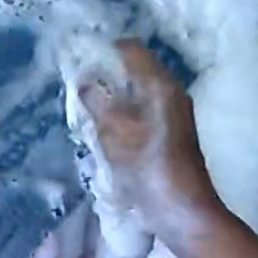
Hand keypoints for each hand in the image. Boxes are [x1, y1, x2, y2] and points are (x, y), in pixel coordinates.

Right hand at [75, 41, 225, 238]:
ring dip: (110, 98)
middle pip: (133, 70)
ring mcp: (171, 113)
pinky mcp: (168, 132)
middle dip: (104, 76)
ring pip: (135, 92)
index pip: (131, 49)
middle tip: (77, 92)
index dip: (103, 52)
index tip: (77, 64)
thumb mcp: (114, 133)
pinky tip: (104, 133)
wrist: (180, 207)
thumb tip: (83, 80)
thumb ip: (97, 102)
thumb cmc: (147, 167)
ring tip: (86, 113)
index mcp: (160, 86)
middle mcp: (169, 92)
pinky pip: (139, 111)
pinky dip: (120, 114)